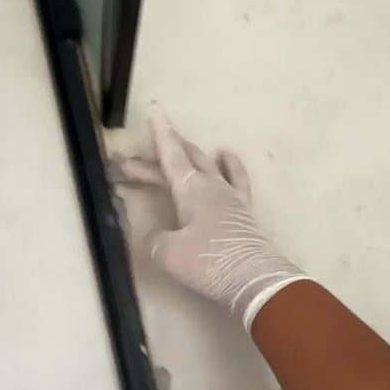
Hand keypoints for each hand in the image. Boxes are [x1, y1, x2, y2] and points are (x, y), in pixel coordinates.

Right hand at [112, 104, 308, 330]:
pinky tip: (228, 157)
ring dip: (193, 155)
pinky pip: (237, 180)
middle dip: (160, 156)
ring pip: (210, 165)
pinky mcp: (244, 213)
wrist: (256, 281)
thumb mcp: (168, 254)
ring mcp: (231, 198)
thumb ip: (156, 240)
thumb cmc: (209, 263)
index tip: (154, 108)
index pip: (171, 155)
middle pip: (185, 160)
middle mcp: (212, 186)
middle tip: (133, 163)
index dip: (160, 133)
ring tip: (183, 147)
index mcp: (191, 189)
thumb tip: (159, 237)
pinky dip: (231, 166)